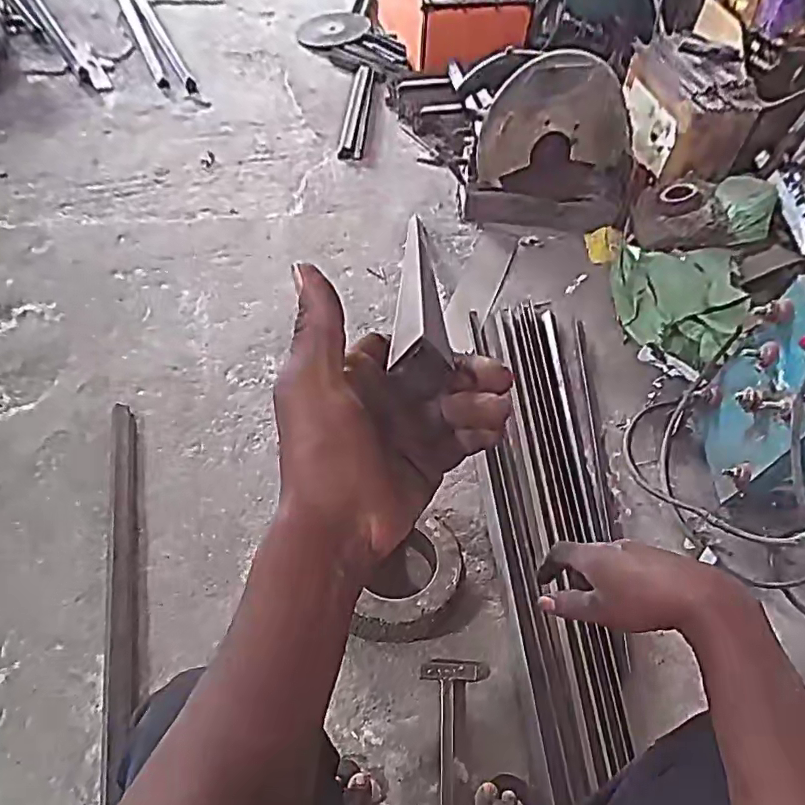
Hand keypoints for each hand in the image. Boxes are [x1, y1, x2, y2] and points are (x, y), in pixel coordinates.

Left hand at [276, 264, 512, 567]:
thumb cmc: (318, 462)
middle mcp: (382, 406)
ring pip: (454, 407)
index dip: (428, 345)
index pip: (400, 349)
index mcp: (354, 382)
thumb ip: (319, 329)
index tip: (449, 347)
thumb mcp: (312, 384)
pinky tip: (493, 429)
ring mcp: (406, 435)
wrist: (340, 528)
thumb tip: (307, 276)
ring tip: (497, 408)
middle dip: (468, 374)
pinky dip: (481, 433)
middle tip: (495, 375)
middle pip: (437, 376)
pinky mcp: (426, 463)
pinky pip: (461, 439)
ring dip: (480, 404)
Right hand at [537, 540, 755, 634]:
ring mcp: (640, 550)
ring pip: (610, 560)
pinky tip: (633, 599)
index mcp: (594, 555)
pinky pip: (631, 565)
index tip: (544, 577)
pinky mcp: (660, 559)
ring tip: (605, 602)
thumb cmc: (648, 601)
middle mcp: (616, 547)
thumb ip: (569, 604)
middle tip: (574, 596)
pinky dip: (623, 579)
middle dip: (576, 575)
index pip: (561, 552)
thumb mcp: (598, 610)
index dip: (548, 566)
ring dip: (601, 578)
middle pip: (586, 555)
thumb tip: (545, 601)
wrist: (698, 597)